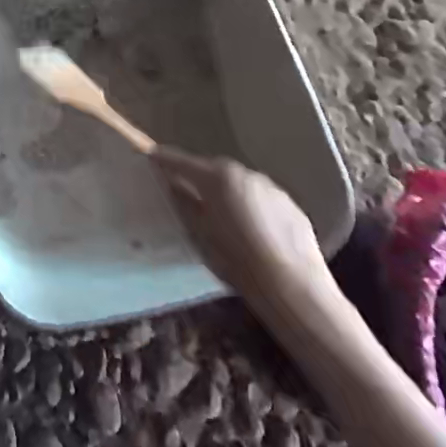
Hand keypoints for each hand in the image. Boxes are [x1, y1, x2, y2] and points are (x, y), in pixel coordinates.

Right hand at [155, 148, 331, 302]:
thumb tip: (173, 185)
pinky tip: (252, 233)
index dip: (164, 159)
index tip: (151, 157)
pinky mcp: (290, 205)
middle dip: (198, 179)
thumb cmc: (237, 262)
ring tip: (222, 219)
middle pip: (213, 170)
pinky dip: (250, 207)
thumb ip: (183, 203)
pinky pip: (260, 199)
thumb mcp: (199, 234)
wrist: (294, 288)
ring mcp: (270, 188)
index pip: (181, 161)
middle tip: (187, 194)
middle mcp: (244, 173)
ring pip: (239, 184)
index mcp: (217, 178)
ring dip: (226, 194)